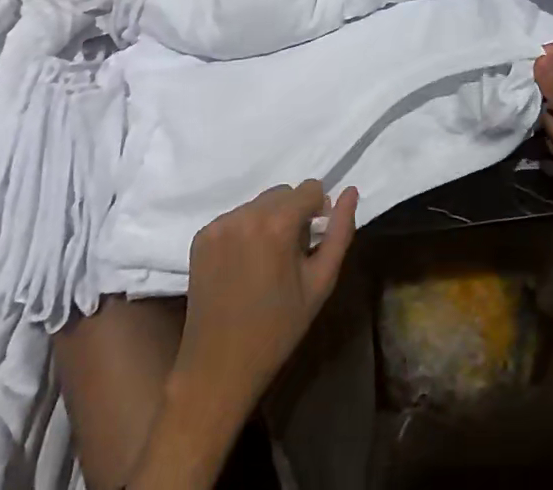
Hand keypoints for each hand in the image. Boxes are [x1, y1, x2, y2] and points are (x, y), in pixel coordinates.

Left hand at [175, 181, 359, 411]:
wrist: (219, 365)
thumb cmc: (279, 327)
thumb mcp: (321, 281)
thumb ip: (340, 231)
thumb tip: (351, 191)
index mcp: (276, 225)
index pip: (310, 188)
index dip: (319, 211)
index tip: (313, 241)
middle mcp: (244, 215)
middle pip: (283, 193)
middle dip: (294, 214)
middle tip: (292, 255)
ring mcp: (218, 225)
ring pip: (259, 203)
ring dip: (270, 220)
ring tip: (267, 261)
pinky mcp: (201, 236)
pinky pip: (236, 217)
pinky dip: (246, 230)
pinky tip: (244, 264)